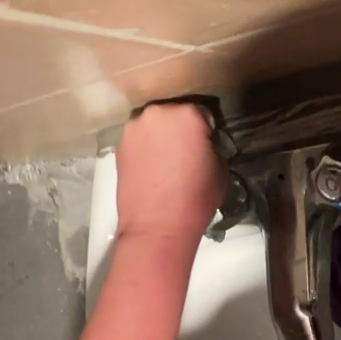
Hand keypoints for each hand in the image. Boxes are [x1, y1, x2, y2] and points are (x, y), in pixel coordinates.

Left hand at [113, 102, 224, 245]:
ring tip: (167, 161)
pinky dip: (146, 147)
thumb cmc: (196, 196)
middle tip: (187, 152)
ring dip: (162, 136)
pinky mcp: (120, 145)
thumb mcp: (221, 166)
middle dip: (181, 128)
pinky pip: (140, 139)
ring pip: (155, 125)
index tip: (207, 146)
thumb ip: (212, 146)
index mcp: (187, 113)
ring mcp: (135, 128)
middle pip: (174, 114)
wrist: (157, 226)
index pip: (203, 113)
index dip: (207, 131)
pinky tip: (153, 167)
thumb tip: (204, 144)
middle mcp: (157, 113)